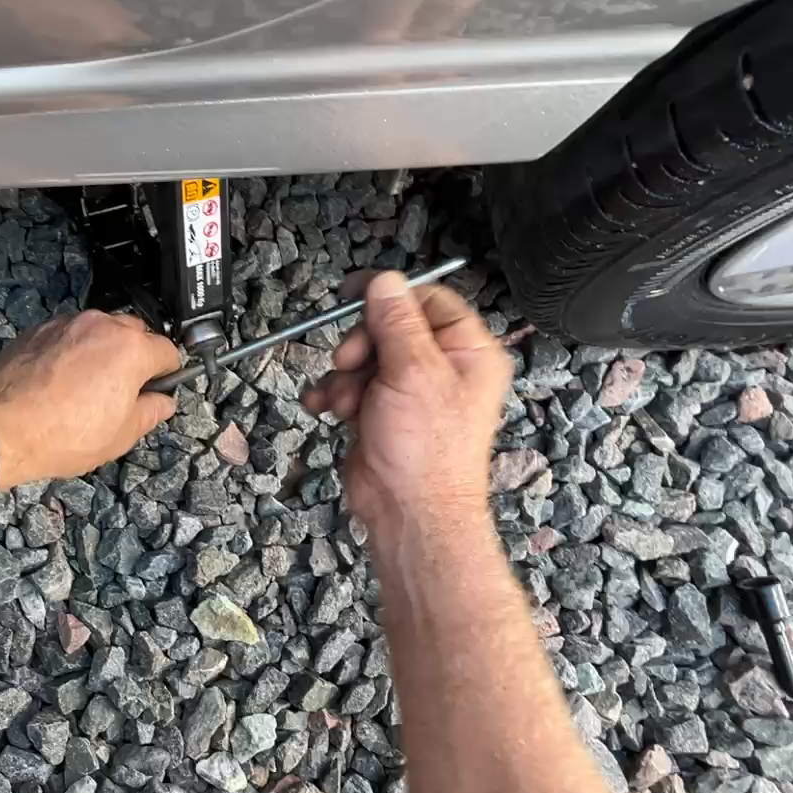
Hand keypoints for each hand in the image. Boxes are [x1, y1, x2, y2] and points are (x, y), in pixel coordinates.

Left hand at [0, 311, 181, 488]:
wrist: (1, 429)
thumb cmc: (60, 435)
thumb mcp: (121, 435)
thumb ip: (150, 412)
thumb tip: (163, 403)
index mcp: (131, 350)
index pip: (167, 351)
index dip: (167, 373)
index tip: (160, 387)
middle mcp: (101, 326)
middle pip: (135, 333)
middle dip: (136, 357)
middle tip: (125, 390)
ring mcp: (68, 324)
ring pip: (100, 330)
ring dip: (104, 351)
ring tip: (90, 387)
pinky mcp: (39, 329)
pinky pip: (69, 335)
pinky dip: (74, 351)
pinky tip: (64, 381)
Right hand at [302, 271, 512, 543]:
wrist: (407, 511)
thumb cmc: (427, 452)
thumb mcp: (412, 372)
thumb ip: (397, 322)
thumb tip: (386, 282)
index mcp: (467, 351)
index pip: (428, 302)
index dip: (390, 295)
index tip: (354, 291)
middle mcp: (440, 368)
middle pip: (388, 328)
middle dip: (360, 345)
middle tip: (349, 360)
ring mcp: (407, 392)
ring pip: (363, 358)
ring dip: (343, 375)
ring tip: (345, 401)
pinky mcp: (378, 412)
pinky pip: (348, 386)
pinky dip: (332, 394)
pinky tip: (325, 408)